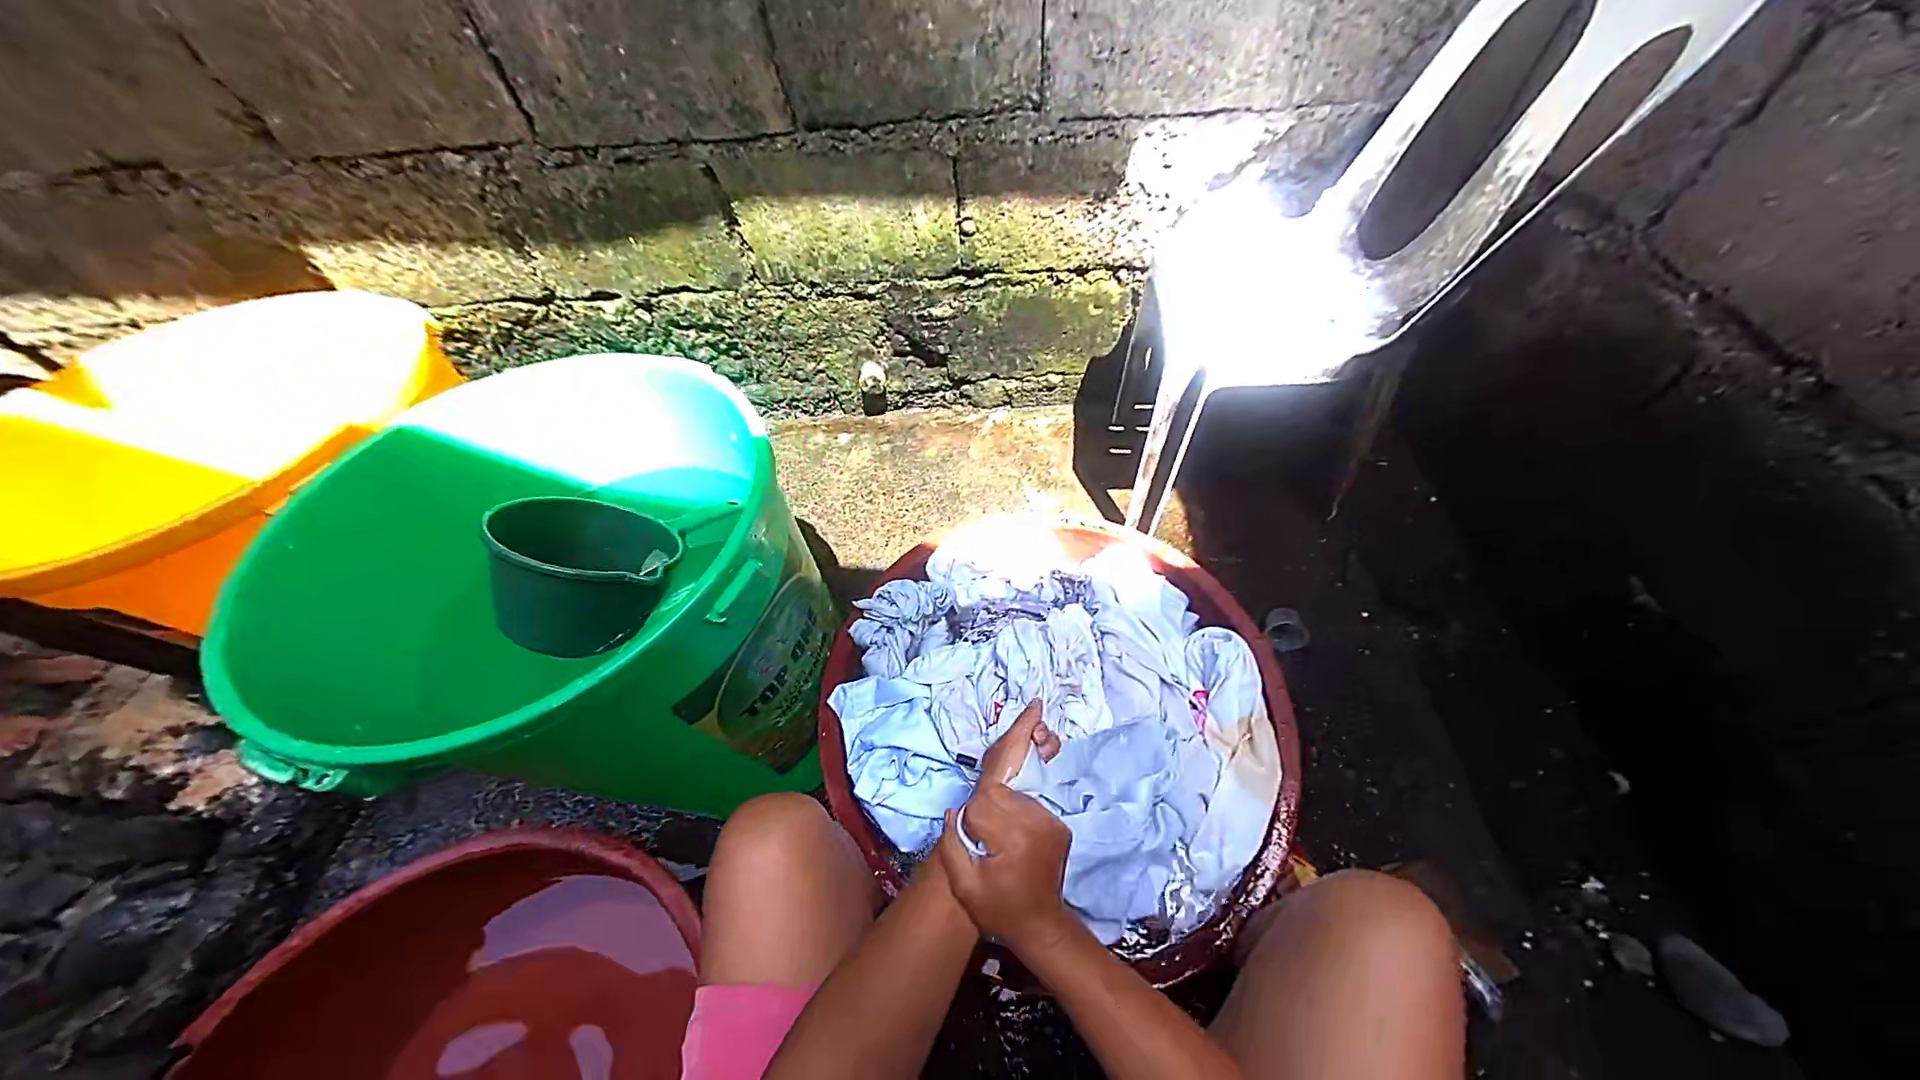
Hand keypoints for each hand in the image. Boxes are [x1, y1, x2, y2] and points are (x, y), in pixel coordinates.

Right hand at [937, 702, 1072, 952]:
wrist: (1041, 926)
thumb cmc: (999, 910)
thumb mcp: (965, 886)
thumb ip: (952, 847)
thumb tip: (954, 810)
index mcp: (1013, 836)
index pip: (988, 798)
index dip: (977, 794)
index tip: (985, 774)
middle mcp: (1036, 822)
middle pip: (1008, 782)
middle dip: (1010, 751)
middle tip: (1035, 704)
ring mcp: (1050, 823)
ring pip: (1022, 787)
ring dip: (1017, 766)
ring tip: (1035, 716)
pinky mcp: (1057, 825)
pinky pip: (1033, 797)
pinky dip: (1026, 781)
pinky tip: (1036, 746)